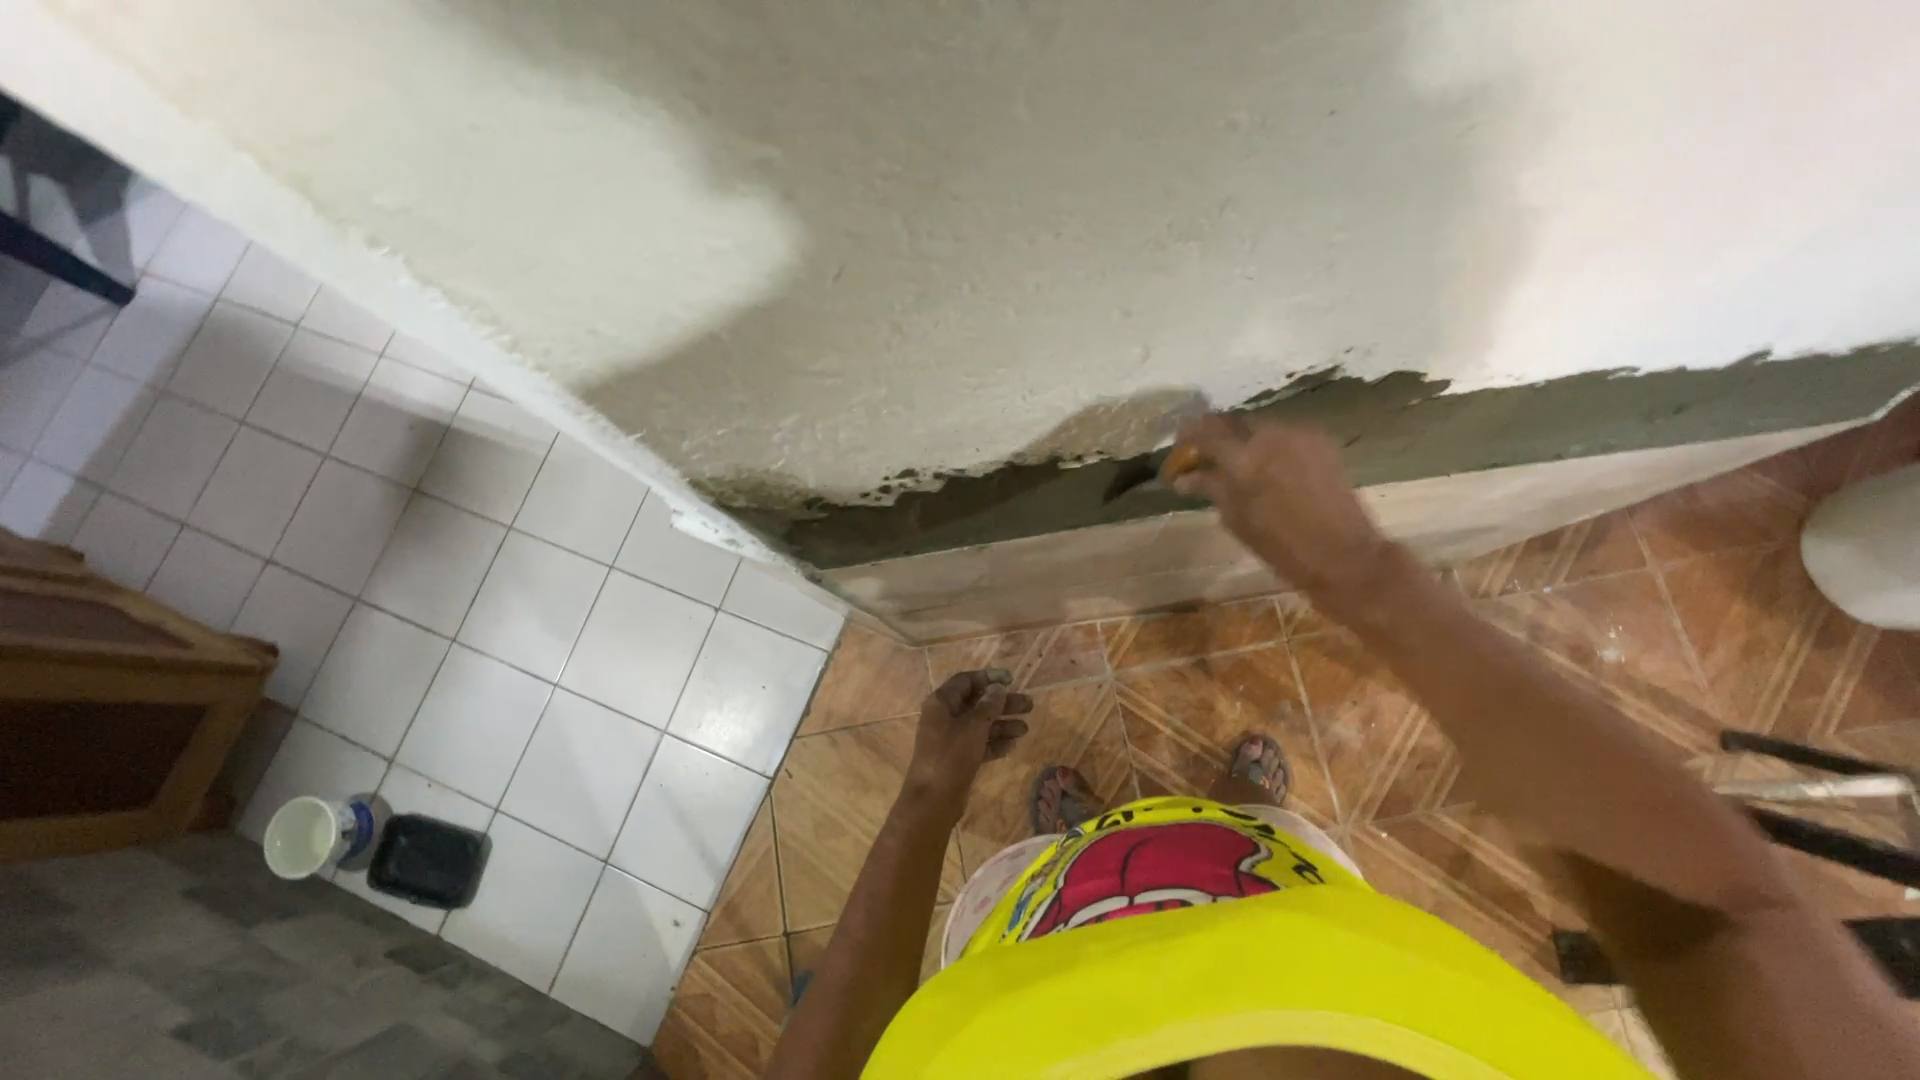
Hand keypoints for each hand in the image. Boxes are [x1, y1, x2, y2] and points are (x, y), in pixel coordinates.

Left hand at [904, 669, 1032, 814]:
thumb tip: (997, 688)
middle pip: (977, 703)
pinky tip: (1012, 745)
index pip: (966, 681)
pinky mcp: (958, 758)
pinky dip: (994, 743)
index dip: (988, 678)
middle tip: (1028, 705)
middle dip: (1002, 704)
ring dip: (1002, 724)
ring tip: (1025, 728)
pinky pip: (979, 744)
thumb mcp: (973, 726)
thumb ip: (988, 705)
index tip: (1011, 679)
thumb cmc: (951, 756)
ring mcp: (951, 739)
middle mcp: (944, 717)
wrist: (933, 800)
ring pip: (980, 725)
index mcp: (941, 703)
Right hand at [1170, 414, 1409, 617]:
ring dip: (1244, 441)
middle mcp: (1270, 435)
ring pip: (1260, 428)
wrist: (1343, 554)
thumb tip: (1184, 478)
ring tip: (1239, 465)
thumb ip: (1210, 488)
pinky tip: (1269, 468)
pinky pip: (1285, 435)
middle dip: (1217, 436)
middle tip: (1207, 457)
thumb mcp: (1236, 518)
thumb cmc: (1281, 545)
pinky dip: (1270, 446)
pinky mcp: (1321, 441)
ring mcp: (1299, 434)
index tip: (1179, 445)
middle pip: (1233, 422)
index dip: (1188, 434)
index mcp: (1243, 457)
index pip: (1205, 430)